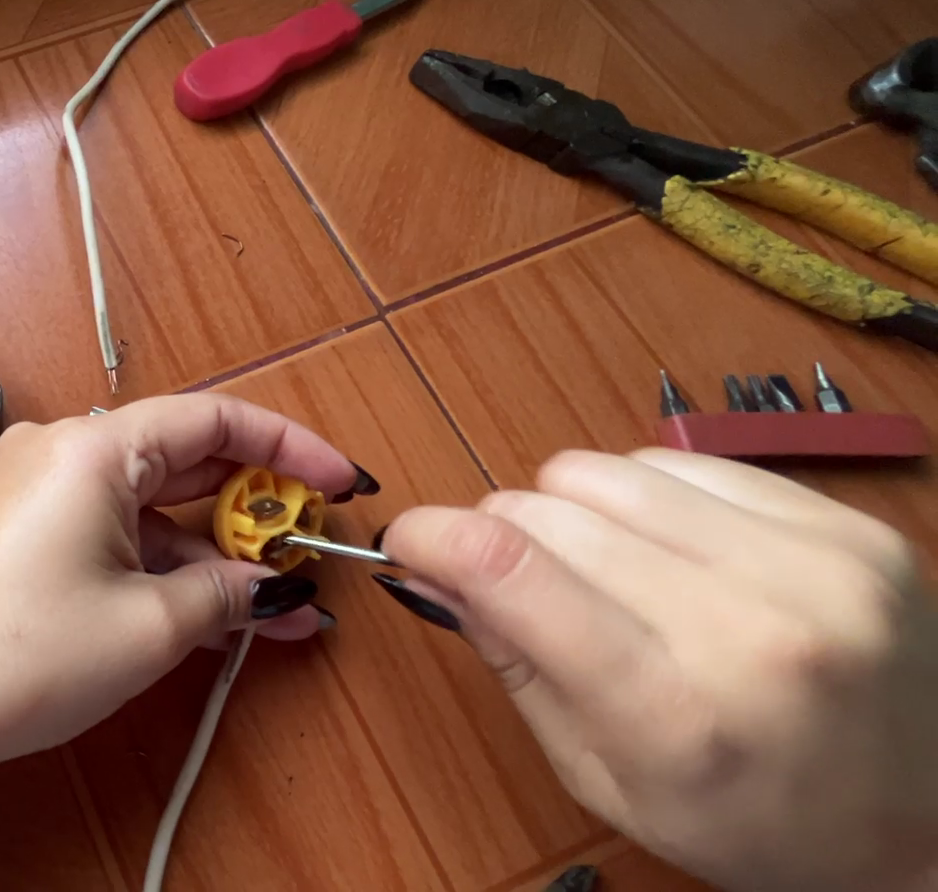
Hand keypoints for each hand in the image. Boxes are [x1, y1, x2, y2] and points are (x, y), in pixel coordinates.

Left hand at [0, 394, 363, 772]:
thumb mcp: (151, 626)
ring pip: (147, 499)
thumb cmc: (25, 655)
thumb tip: (278, 589)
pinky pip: (110, 522)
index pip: (211, 419)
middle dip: (249, 508)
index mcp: (92, 448)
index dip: (287, 446)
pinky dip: (158, 558)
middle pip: (179, 457)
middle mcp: (60, 449)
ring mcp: (37, 483)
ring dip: (208, 546)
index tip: (337, 482)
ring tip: (276, 602)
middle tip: (310, 552)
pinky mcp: (24, 520)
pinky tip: (210, 605)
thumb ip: (228, 593)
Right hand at [383, 449, 937, 891]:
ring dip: (569, 511)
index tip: (410, 543)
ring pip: (589, 470)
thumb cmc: (736, 816)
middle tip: (530, 585)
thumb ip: (501, 652)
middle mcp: (747, 626)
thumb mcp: (589, 768)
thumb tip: (426, 560)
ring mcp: (811, 568)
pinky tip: (672, 551)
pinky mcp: (845, 526)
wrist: (930, 835)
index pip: (503, 564)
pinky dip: (640, 498)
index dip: (428, 534)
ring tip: (608, 567)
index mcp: (668, 709)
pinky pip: (665, 460)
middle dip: (501, 536)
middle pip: (536, 510)